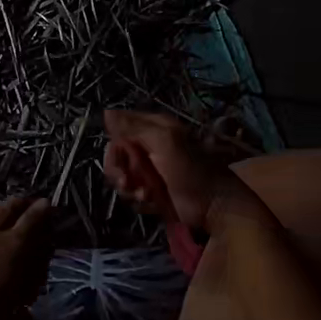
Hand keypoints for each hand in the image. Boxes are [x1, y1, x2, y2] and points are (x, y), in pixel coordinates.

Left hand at [0, 197, 52, 319]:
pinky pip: (25, 275)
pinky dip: (28, 285)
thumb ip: (33, 220)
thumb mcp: (16, 242)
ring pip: (31, 255)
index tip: (54, 228)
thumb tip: (46, 200)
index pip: (24, 204)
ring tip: (28, 284)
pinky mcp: (3, 279)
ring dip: (36, 270)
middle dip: (40, 248)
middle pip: (31, 232)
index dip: (40, 214)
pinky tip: (23, 297)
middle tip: (37, 261)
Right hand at [102, 109, 254, 232]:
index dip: (115, 141)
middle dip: (118, 170)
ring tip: (145, 195)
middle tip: (126, 182)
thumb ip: (134, 128)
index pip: (121, 126)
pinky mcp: (152, 192)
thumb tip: (106, 112)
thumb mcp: (164, 142)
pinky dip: (138, 200)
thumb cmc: (192, 170)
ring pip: (122, 176)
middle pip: (117, 154)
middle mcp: (149, 146)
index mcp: (154, 128)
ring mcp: (150, 170)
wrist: (214, 207)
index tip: (117, 154)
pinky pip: (132, 193)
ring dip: (129, 188)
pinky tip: (151, 203)